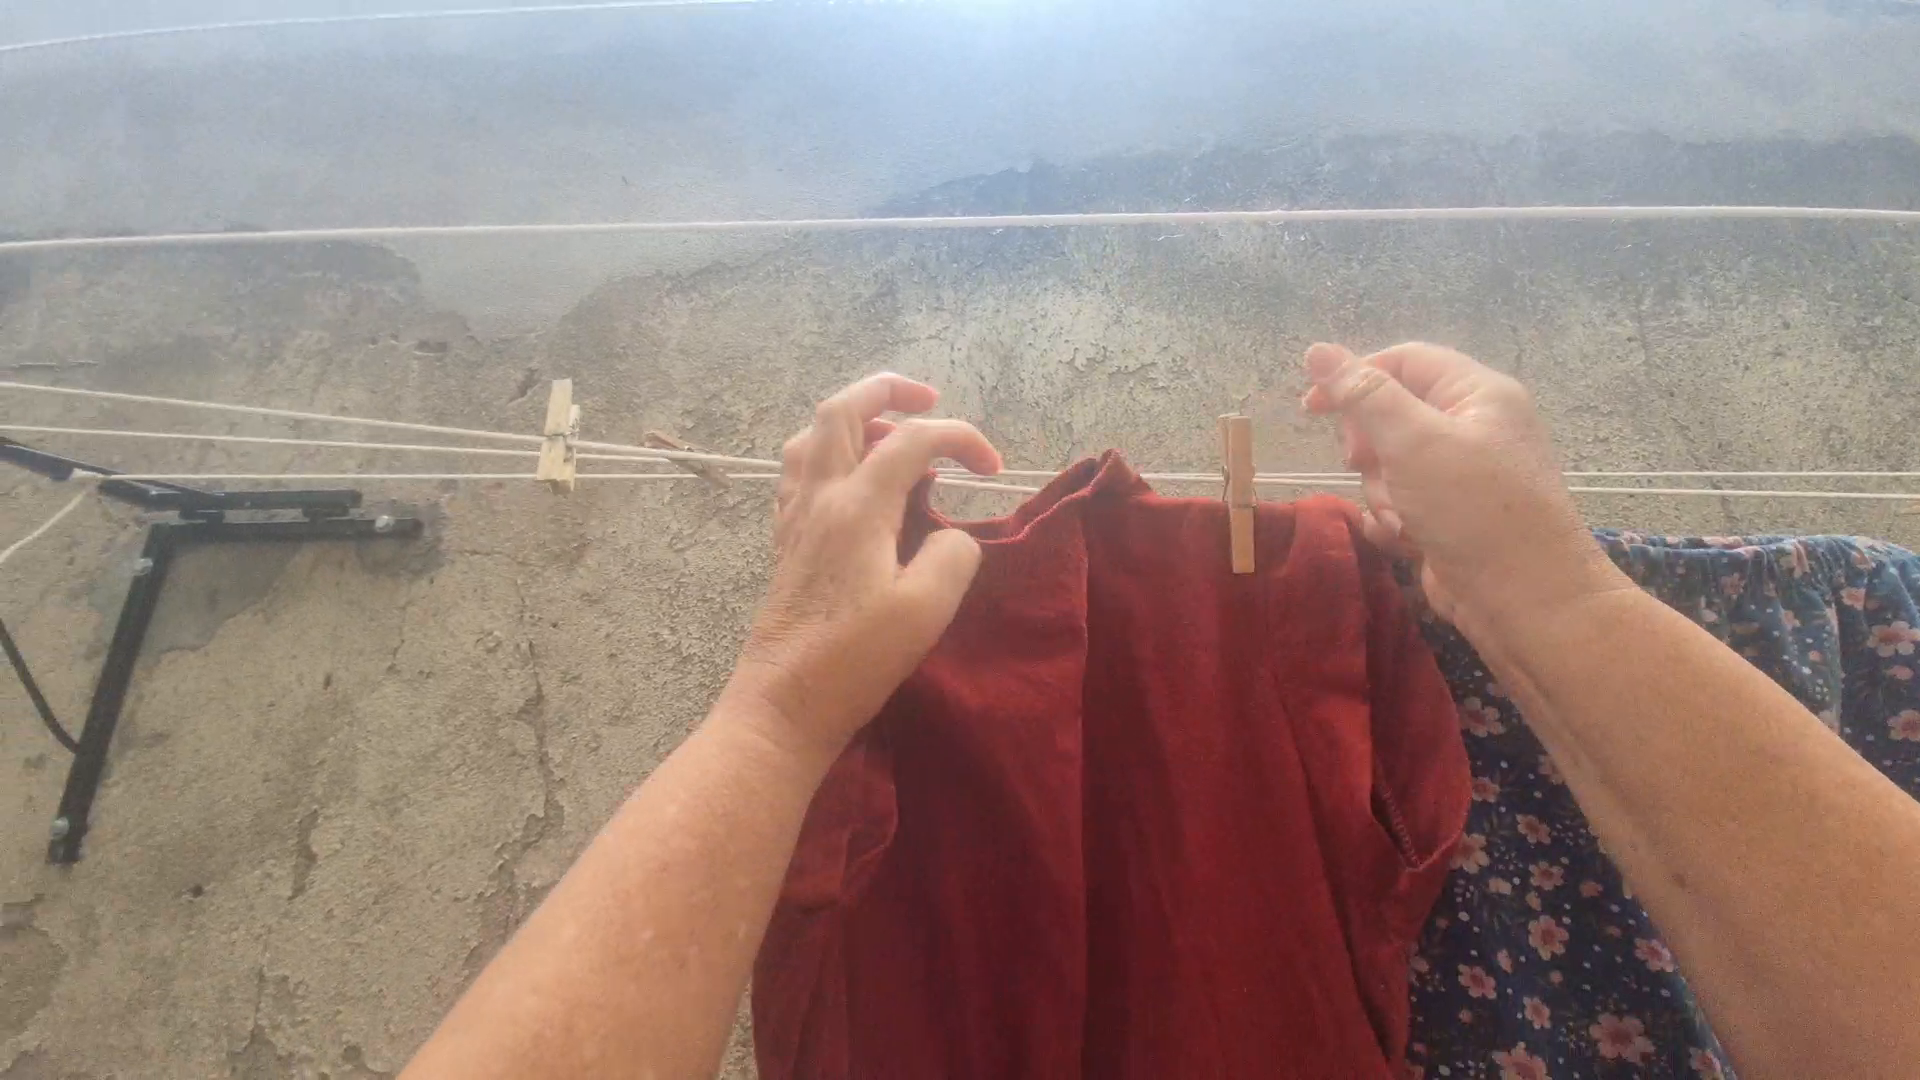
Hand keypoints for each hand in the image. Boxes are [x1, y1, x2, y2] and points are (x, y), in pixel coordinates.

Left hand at [721, 373, 1003, 761]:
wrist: (785, 702)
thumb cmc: (856, 659)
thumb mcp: (927, 609)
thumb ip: (954, 554)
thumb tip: (952, 535)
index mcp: (857, 506)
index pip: (912, 440)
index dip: (960, 438)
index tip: (992, 468)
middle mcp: (820, 496)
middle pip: (842, 409)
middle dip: (889, 389)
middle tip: (930, 399)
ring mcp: (796, 515)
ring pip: (813, 435)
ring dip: (854, 419)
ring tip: (891, 437)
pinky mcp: (786, 539)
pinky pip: (800, 470)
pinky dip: (829, 453)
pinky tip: (851, 480)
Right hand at [1301, 342, 1630, 632]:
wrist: (1520, 597)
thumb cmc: (1473, 508)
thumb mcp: (1413, 441)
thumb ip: (1362, 394)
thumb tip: (1317, 350)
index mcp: (1476, 394)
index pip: (1401, 362)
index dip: (1352, 378)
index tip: (1309, 409)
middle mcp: (1469, 427)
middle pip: (1387, 415)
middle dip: (1368, 447)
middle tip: (1365, 465)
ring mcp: (1457, 474)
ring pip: (1385, 464)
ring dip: (1380, 491)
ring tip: (1403, 515)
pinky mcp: (1444, 513)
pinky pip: (1394, 501)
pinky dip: (1390, 520)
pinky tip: (1406, 537)